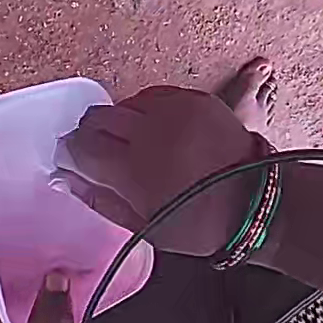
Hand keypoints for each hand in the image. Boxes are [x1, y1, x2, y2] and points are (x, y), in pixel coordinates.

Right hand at [54, 85, 261, 259]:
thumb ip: (98, 198)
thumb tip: (64, 178)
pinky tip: (156, 129)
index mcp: (133, 172)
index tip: (74, 157)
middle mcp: (148, 134)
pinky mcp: (193, 99)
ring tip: (136, 142)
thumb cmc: (199, 223)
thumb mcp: (144, 226)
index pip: (81, 146)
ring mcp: (172, 112)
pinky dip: (146, 110)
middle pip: (97, 118)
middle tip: (101, 149)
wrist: (258, 202)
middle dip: (91, 133)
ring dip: (120, 122)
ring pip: (123, 104)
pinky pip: (153, 96)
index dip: (72, 151)